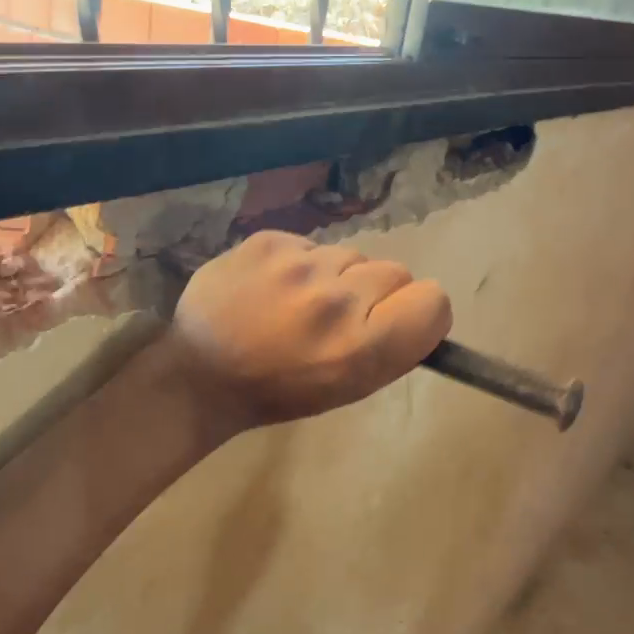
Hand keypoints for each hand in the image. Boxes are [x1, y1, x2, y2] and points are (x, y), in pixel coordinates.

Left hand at [165, 230, 453, 428]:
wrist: (200, 375)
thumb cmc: (279, 391)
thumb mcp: (348, 389)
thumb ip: (391, 347)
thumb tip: (418, 309)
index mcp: (363, 347)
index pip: (433, 300)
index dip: (420, 312)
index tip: (396, 321)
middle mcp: (338, 300)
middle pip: (395, 272)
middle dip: (374, 293)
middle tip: (336, 318)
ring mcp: (300, 265)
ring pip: (351, 254)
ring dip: (336, 276)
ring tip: (298, 303)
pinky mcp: (268, 241)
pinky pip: (311, 243)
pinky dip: (300, 263)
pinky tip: (273, 288)